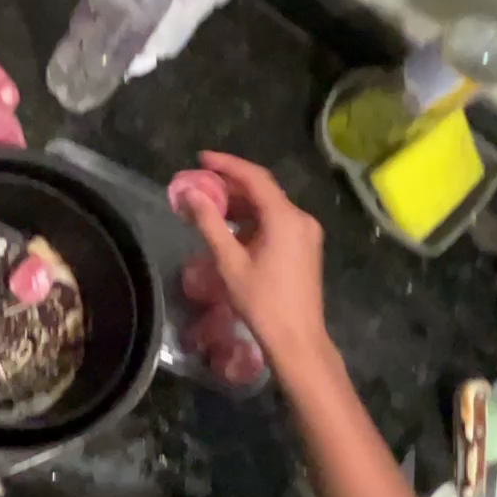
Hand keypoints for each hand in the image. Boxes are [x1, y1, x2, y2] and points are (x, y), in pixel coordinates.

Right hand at [184, 151, 335, 374]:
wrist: (296, 338)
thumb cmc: (262, 302)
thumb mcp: (230, 262)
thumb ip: (210, 224)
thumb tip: (190, 195)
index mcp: (285, 218)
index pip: (255, 178)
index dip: (227, 165)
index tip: (201, 158)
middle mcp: (301, 219)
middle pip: (262, 191)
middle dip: (229, 185)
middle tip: (198, 184)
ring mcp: (306, 233)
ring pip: (268, 207)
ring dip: (239, 204)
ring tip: (207, 206)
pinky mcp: (304, 247)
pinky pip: (275, 222)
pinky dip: (251, 219)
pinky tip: (229, 228)